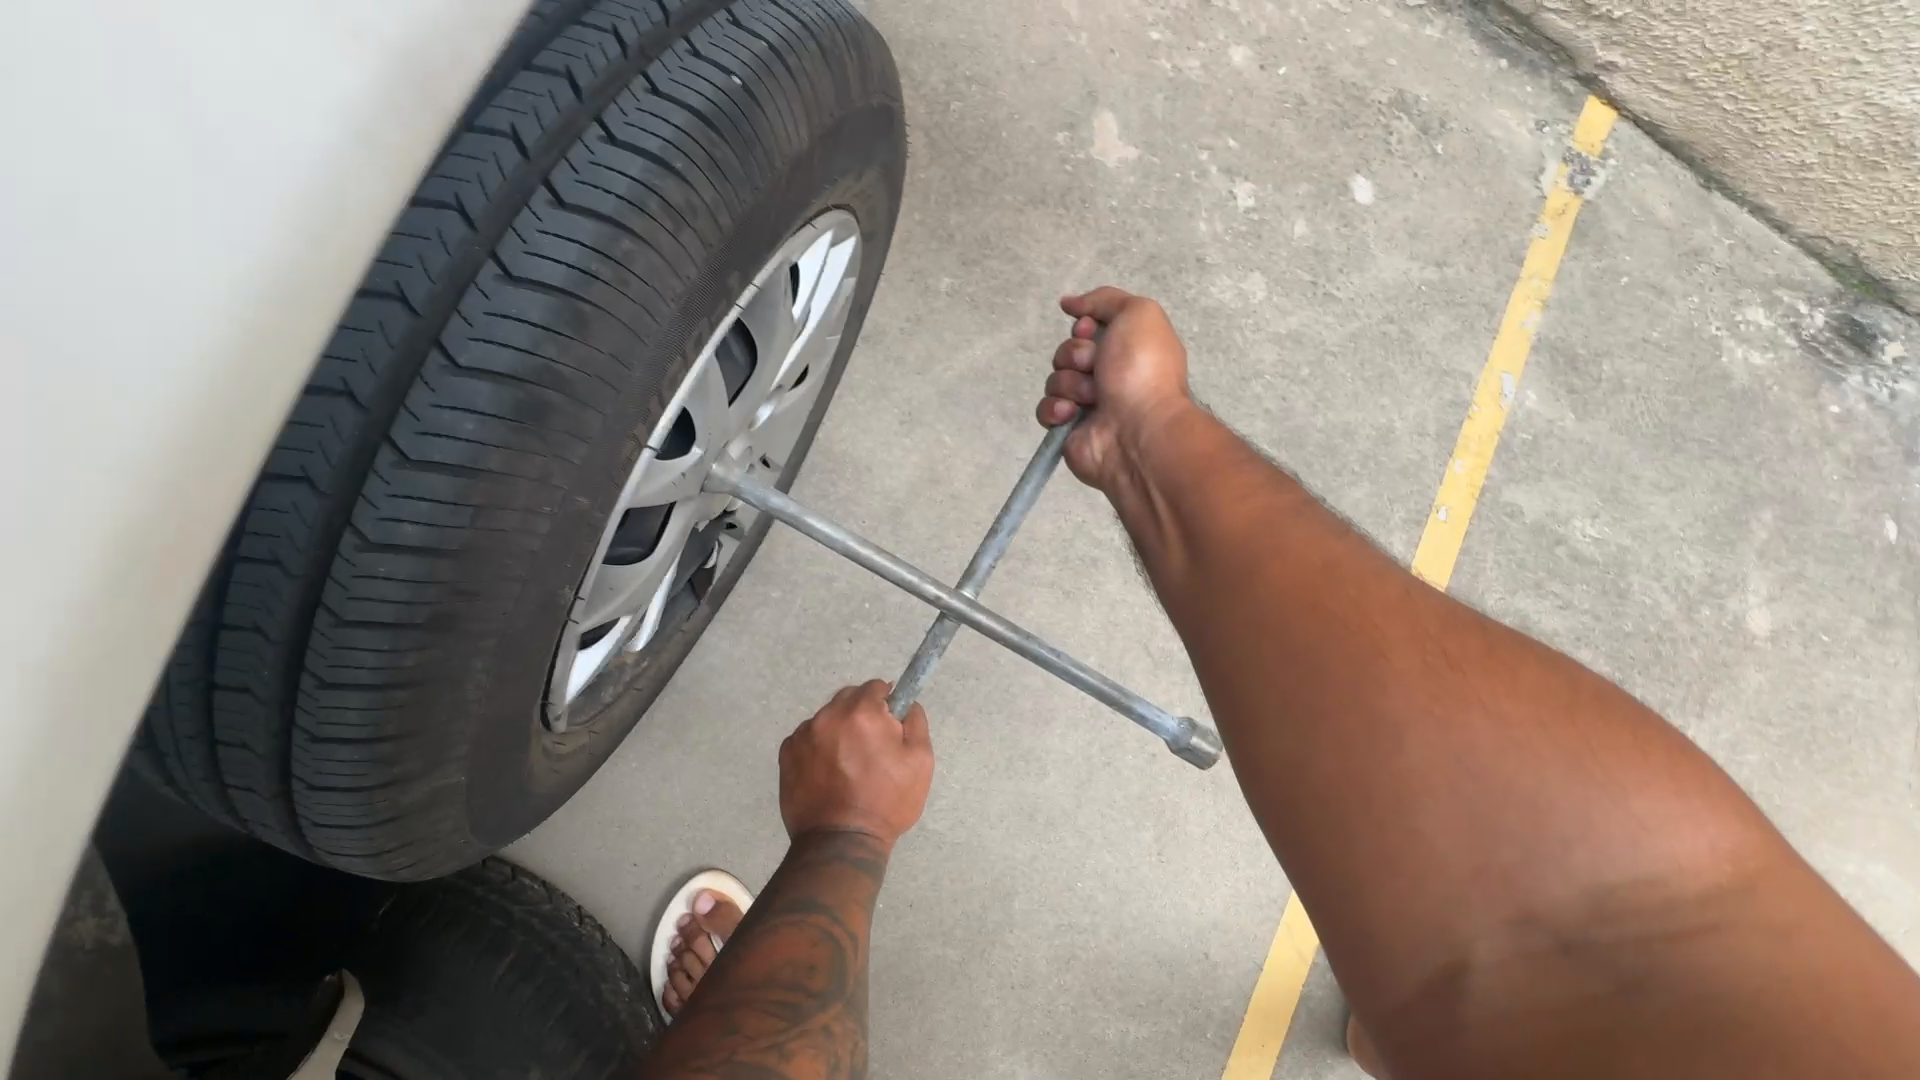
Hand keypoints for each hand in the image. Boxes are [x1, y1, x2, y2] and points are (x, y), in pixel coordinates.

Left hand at [778, 680, 933, 848]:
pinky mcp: (786, 754)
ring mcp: (803, 734)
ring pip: (827, 718)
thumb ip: (915, 722)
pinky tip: (827, 773)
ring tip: (847, 765)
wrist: (841, 842)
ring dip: (838, 730)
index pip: (875, 687)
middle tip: (871, 748)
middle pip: (848, 699)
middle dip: (862, 714)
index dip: (887, 704)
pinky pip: (807, 738)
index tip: (889, 725)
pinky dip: (818, 747)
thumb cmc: (887, 802)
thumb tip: (906, 703)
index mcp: (862, 712)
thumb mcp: (920, 762)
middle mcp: (828, 716)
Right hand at [1037, 287, 1195, 492]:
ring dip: (1070, 384)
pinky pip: (1045, 409)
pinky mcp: (1068, 429)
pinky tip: (1071, 414)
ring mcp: (1087, 405)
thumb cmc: (1143, 369)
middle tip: (1095, 368)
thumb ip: (1105, 299)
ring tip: (1092, 397)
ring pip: (1055, 379)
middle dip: (1075, 354)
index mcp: (1127, 349)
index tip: (1090, 330)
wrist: (1138, 429)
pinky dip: (1055, 409)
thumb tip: (1069, 303)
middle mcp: (1108, 375)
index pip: (1088, 328)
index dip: (1084, 326)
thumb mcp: (1138, 313)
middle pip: (1067, 351)